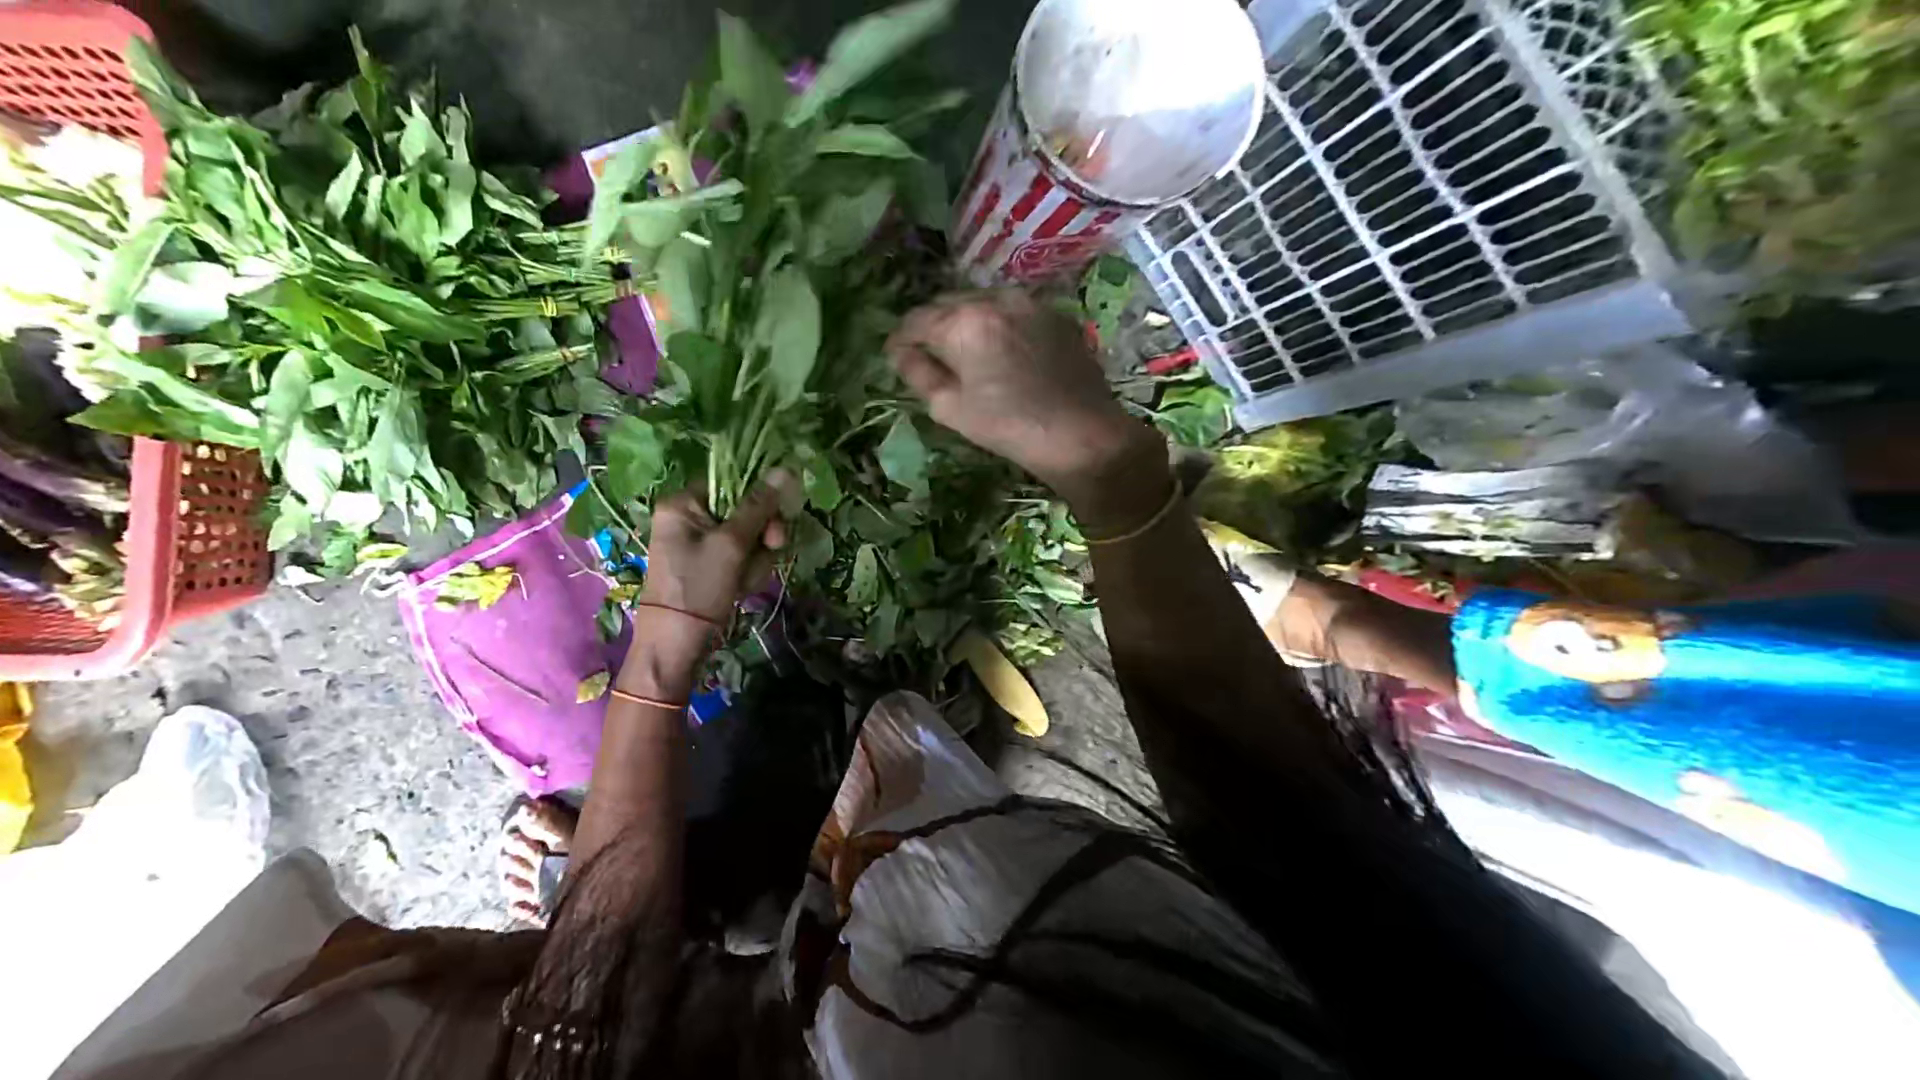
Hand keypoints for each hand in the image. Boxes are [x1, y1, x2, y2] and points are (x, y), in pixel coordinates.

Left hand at [639, 470, 792, 624]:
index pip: (732, 483)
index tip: (776, 520)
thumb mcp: (732, 544)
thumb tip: (786, 469)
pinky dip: (748, 570)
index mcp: (683, 503)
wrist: (678, 643)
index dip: (759, 500)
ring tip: (746, 578)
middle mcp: (688, 517)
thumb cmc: (700, 586)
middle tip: (773, 547)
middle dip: (762, 534)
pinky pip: (741, 556)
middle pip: (744, 510)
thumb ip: (759, 507)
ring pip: (748, 536)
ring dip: (757, 557)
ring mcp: (699, 543)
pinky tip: (743, 586)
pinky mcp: (709, 565)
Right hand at [885, 291, 1166, 511]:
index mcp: (963, 321)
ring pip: (983, 303)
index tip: (896, 357)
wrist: (1082, 434)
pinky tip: (1005, 353)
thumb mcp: (950, 408)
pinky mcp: (1056, 315)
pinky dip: (1000, 325)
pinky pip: (1015, 312)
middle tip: (931, 356)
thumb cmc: (1009, 427)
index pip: (915, 319)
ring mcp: (1030, 303)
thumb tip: (900, 352)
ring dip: (968, 322)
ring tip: (968, 353)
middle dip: (934, 327)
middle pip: (949, 304)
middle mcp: (995, 299)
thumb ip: (918, 373)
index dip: (900, 339)